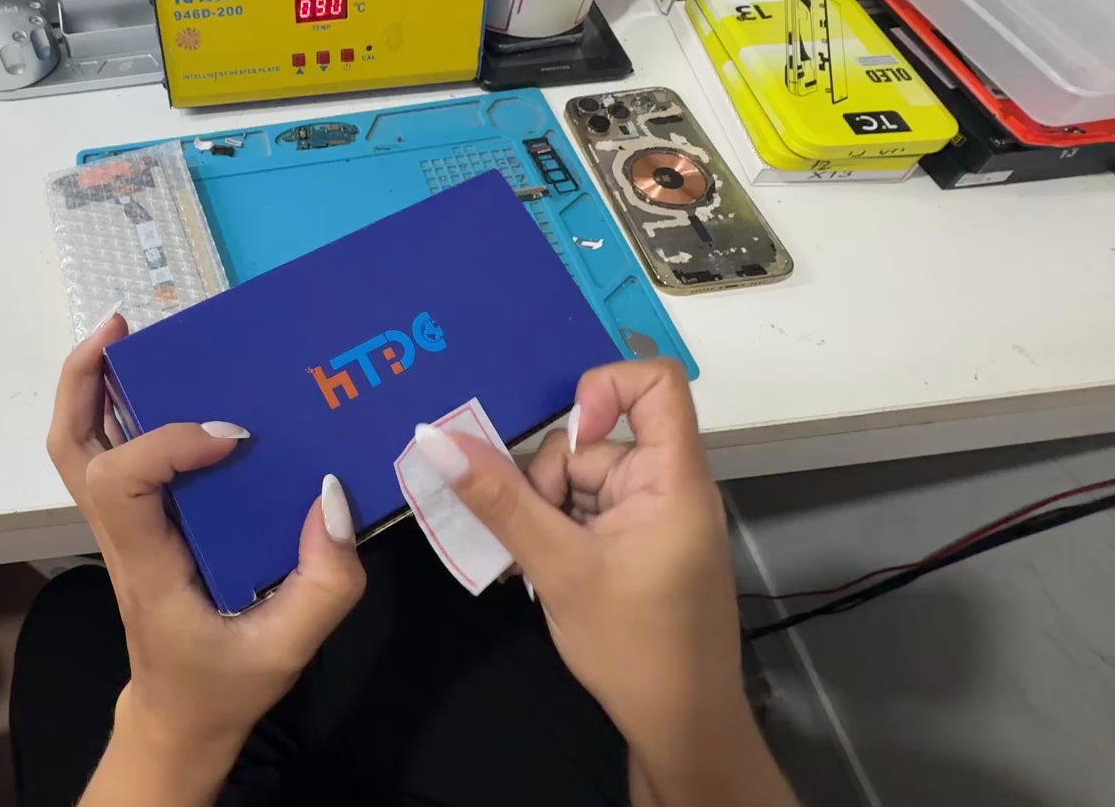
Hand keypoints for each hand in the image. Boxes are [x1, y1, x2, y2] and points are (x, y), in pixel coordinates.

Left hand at [48, 314, 366, 796]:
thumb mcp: (285, 649)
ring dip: (91, 384)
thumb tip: (330, 497)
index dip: (171, 442)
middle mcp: (121, 533)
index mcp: (147, 562)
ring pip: (78, 446)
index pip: (123, 481)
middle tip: (120, 326)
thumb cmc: (222, 684)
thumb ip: (323, 586)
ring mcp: (122, 524)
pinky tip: (159, 385)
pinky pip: (110, 456)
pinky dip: (117, 410)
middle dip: (85, 379)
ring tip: (126, 334)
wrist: (178, 715)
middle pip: (72, 447)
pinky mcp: (138, 519)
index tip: (236, 436)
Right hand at [414, 359, 792, 805]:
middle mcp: (662, 483)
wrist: (678, 729)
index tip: (569, 433)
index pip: (657, 385)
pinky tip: (545, 565)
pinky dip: (552, 525)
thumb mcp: (556, 567)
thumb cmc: (635, 647)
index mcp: (671, 479)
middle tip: (539, 537)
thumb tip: (436, 439)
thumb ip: (497, 499)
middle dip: (548, 481)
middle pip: (589, 438)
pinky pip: (576, 503)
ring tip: (541, 561)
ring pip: (571, 474)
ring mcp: (645, 510)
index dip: (604, 387)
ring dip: (543, 509)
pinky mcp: (630, 534)